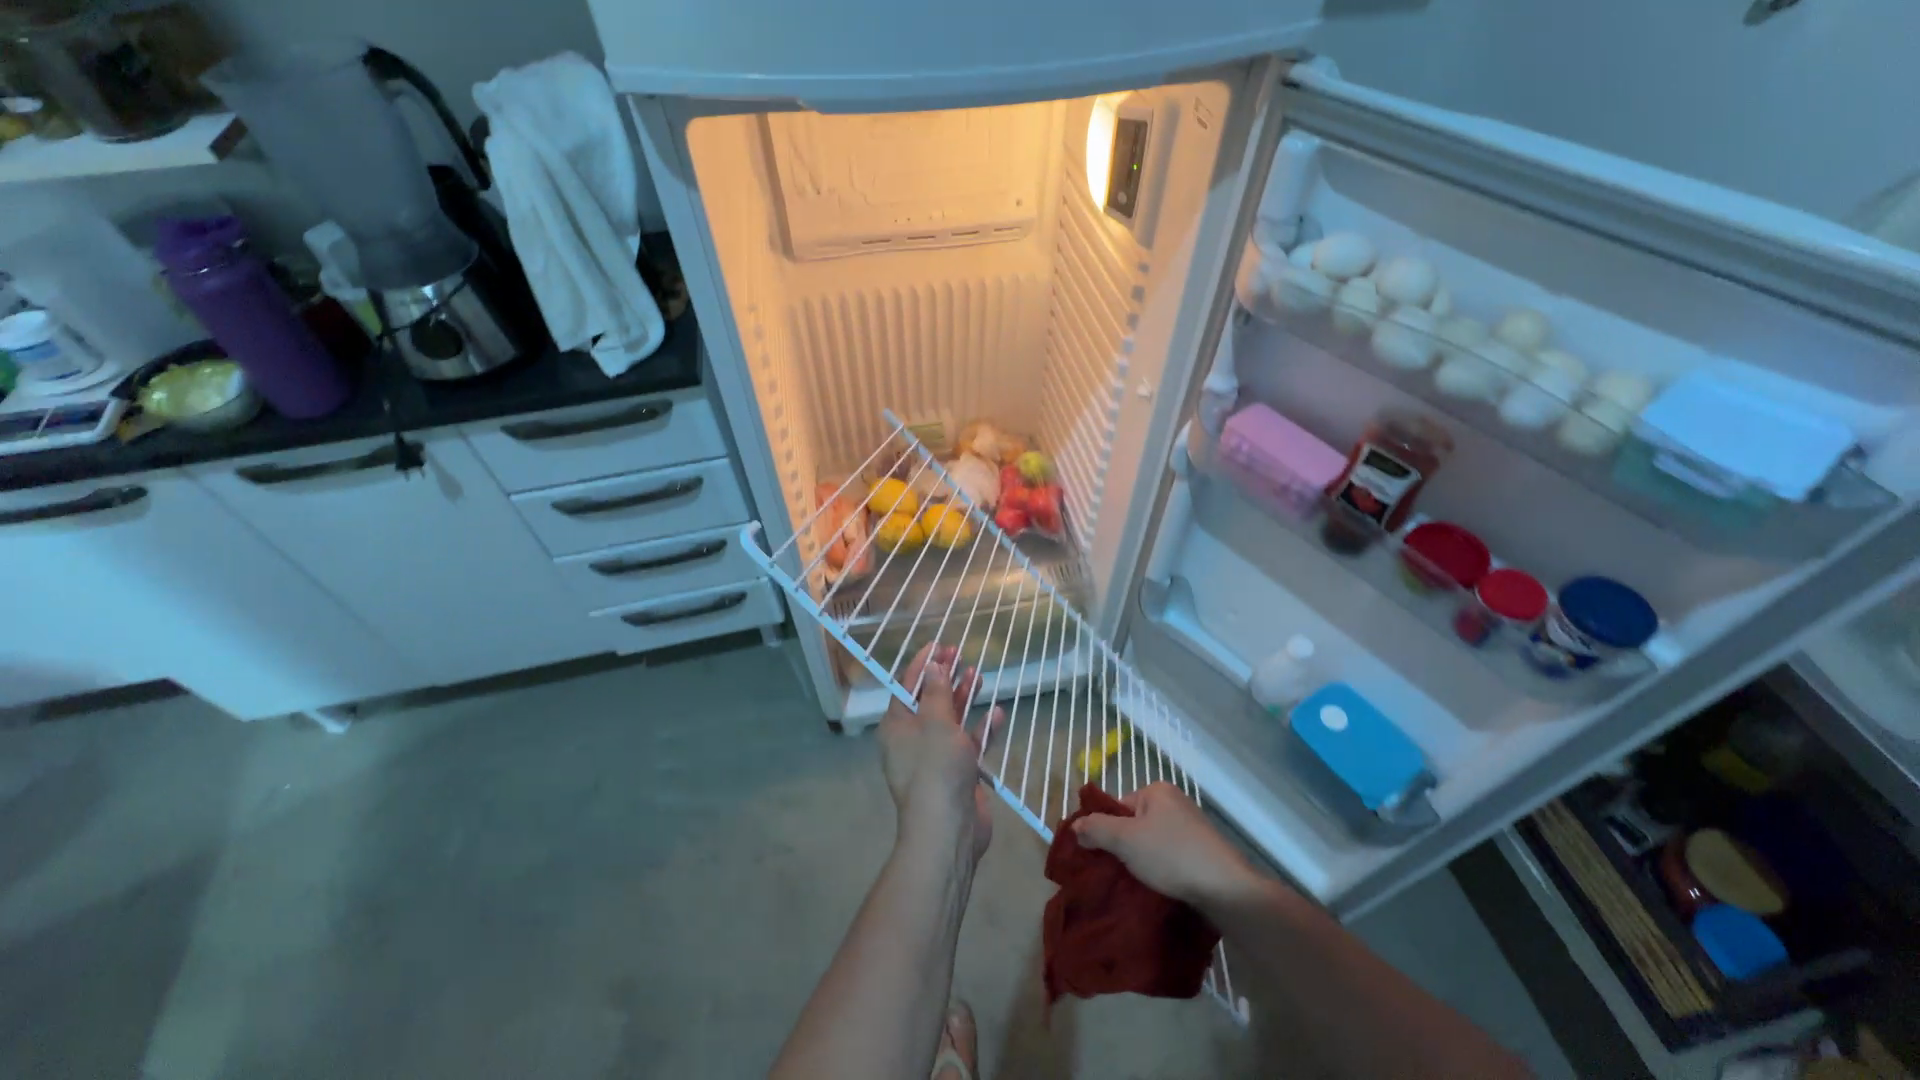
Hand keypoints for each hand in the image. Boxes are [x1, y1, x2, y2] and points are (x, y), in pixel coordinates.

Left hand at [878, 644, 999, 862]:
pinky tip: (997, 712)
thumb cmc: (935, 769)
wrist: (948, 828)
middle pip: (929, 701)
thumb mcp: (935, 724)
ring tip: (978, 675)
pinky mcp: (958, 774)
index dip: (923, 665)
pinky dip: (981, 728)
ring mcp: (936, 758)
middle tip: (960, 654)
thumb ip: (937, 694)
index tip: (940, 645)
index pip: (907, 687)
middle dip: (944, 677)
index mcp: (897, 726)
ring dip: (963, 698)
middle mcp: (913, 740)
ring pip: (950, 720)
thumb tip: (934, 668)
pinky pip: (969, 744)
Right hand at [1071, 782, 1264, 907]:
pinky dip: (1162, 869)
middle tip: (1119, 872)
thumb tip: (1076, 826)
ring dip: (1143, 861)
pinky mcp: (1203, 851)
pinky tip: (1159, 886)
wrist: (1225, 888)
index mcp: (1157, 791)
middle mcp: (1176, 802)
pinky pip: (1170, 856)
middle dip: (1125, 848)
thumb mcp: (1125, 840)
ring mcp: (1192, 827)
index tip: (1105, 857)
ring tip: (1139, 882)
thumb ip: (1096, 829)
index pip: (1118, 807)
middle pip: (1135, 824)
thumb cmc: (1171, 855)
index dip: (1107, 831)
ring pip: (1152, 842)